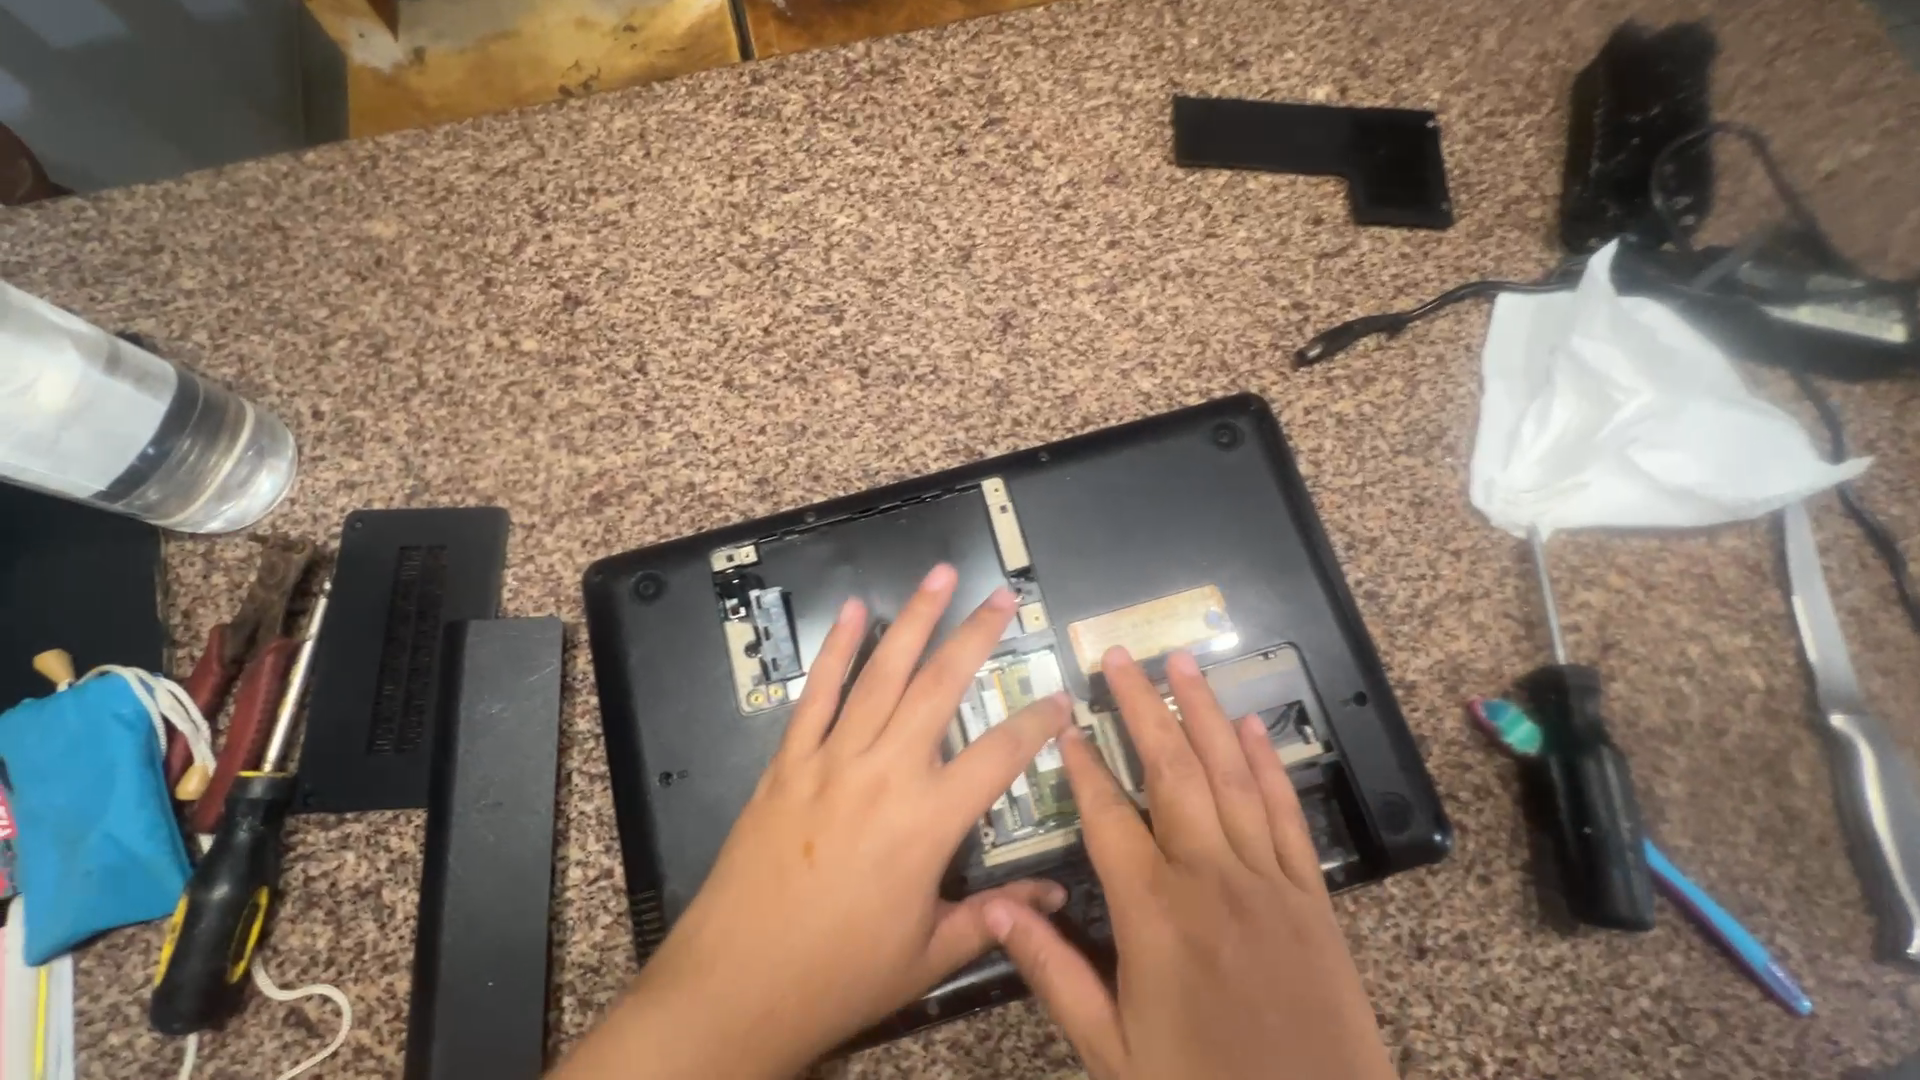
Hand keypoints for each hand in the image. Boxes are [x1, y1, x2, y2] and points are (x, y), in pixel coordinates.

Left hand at [553, 564, 1072, 1079]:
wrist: (737, 984)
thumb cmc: (841, 974)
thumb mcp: (929, 955)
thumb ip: (994, 916)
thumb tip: (1055, 898)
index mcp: (929, 821)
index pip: (1000, 755)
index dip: (1037, 723)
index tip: (1060, 699)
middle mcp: (885, 772)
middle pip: (940, 687)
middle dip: (977, 635)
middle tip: (1002, 595)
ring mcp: (831, 759)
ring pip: (881, 674)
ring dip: (914, 620)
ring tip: (940, 577)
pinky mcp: (788, 761)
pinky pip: (817, 694)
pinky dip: (836, 650)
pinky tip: (853, 612)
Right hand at [984, 648, 1394, 1079]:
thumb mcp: (1111, 1048)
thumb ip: (1053, 971)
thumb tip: (998, 906)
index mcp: (1153, 913)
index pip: (1107, 815)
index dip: (1082, 765)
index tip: (1065, 724)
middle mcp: (1210, 877)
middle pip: (1171, 770)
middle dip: (1141, 706)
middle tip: (1119, 656)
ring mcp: (1267, 879)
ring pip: (1230, 774)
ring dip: (1202, 712)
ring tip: (1181, 662)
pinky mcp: (1312, 894)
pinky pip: (1286, 813)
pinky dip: (1267, 763)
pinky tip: (1250, 725)